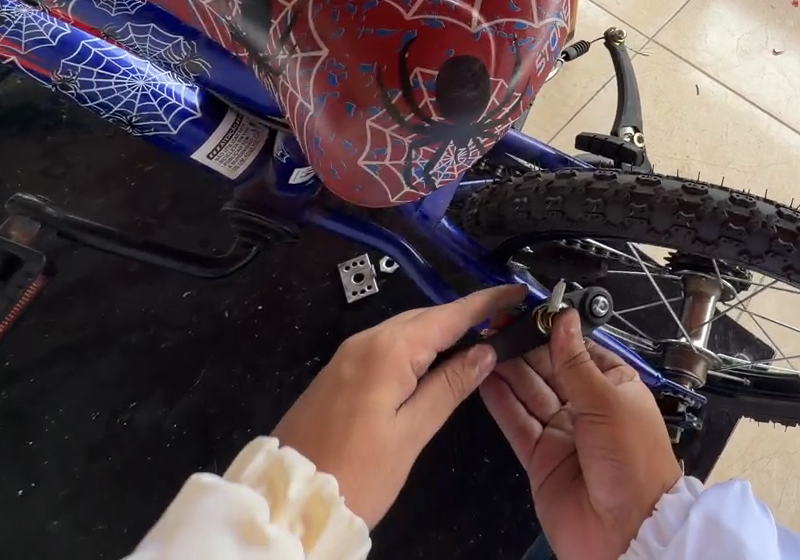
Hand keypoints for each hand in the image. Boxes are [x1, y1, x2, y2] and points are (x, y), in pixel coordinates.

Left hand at [273, 284, 526, 524]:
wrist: (281, 507)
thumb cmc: (356, 473)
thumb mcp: (411, 434)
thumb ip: (451, 385)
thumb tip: (485, 350)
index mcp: (389, 349)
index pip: (451, 315)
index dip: (487, 302)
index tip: (519, 292)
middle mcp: (367, 340)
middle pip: (428, 317)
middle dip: (466, 315)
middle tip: (504, 320)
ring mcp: (348, 356)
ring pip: (407, 331)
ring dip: (442, 331)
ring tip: (478, 339)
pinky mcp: (337, 374)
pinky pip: (388, 346)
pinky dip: (418, 346)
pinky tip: (434, 361)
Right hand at [481, 309, 683, 559]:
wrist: (628, 531)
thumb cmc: (630, 454)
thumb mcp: (607, 400)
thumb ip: (576, 361)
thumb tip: (563, 316)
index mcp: (614, 384)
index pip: (579, 349)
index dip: (554, 331)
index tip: (527, 310)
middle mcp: (587, 404)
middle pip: (551, 369)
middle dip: (527, 347)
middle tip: (497, 322)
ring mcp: (562, 432)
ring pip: (531, 393)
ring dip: (509, 368)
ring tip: (485, 341)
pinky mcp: (540, 458)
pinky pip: (518, 423)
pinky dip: (500, 401)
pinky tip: (483, 377)